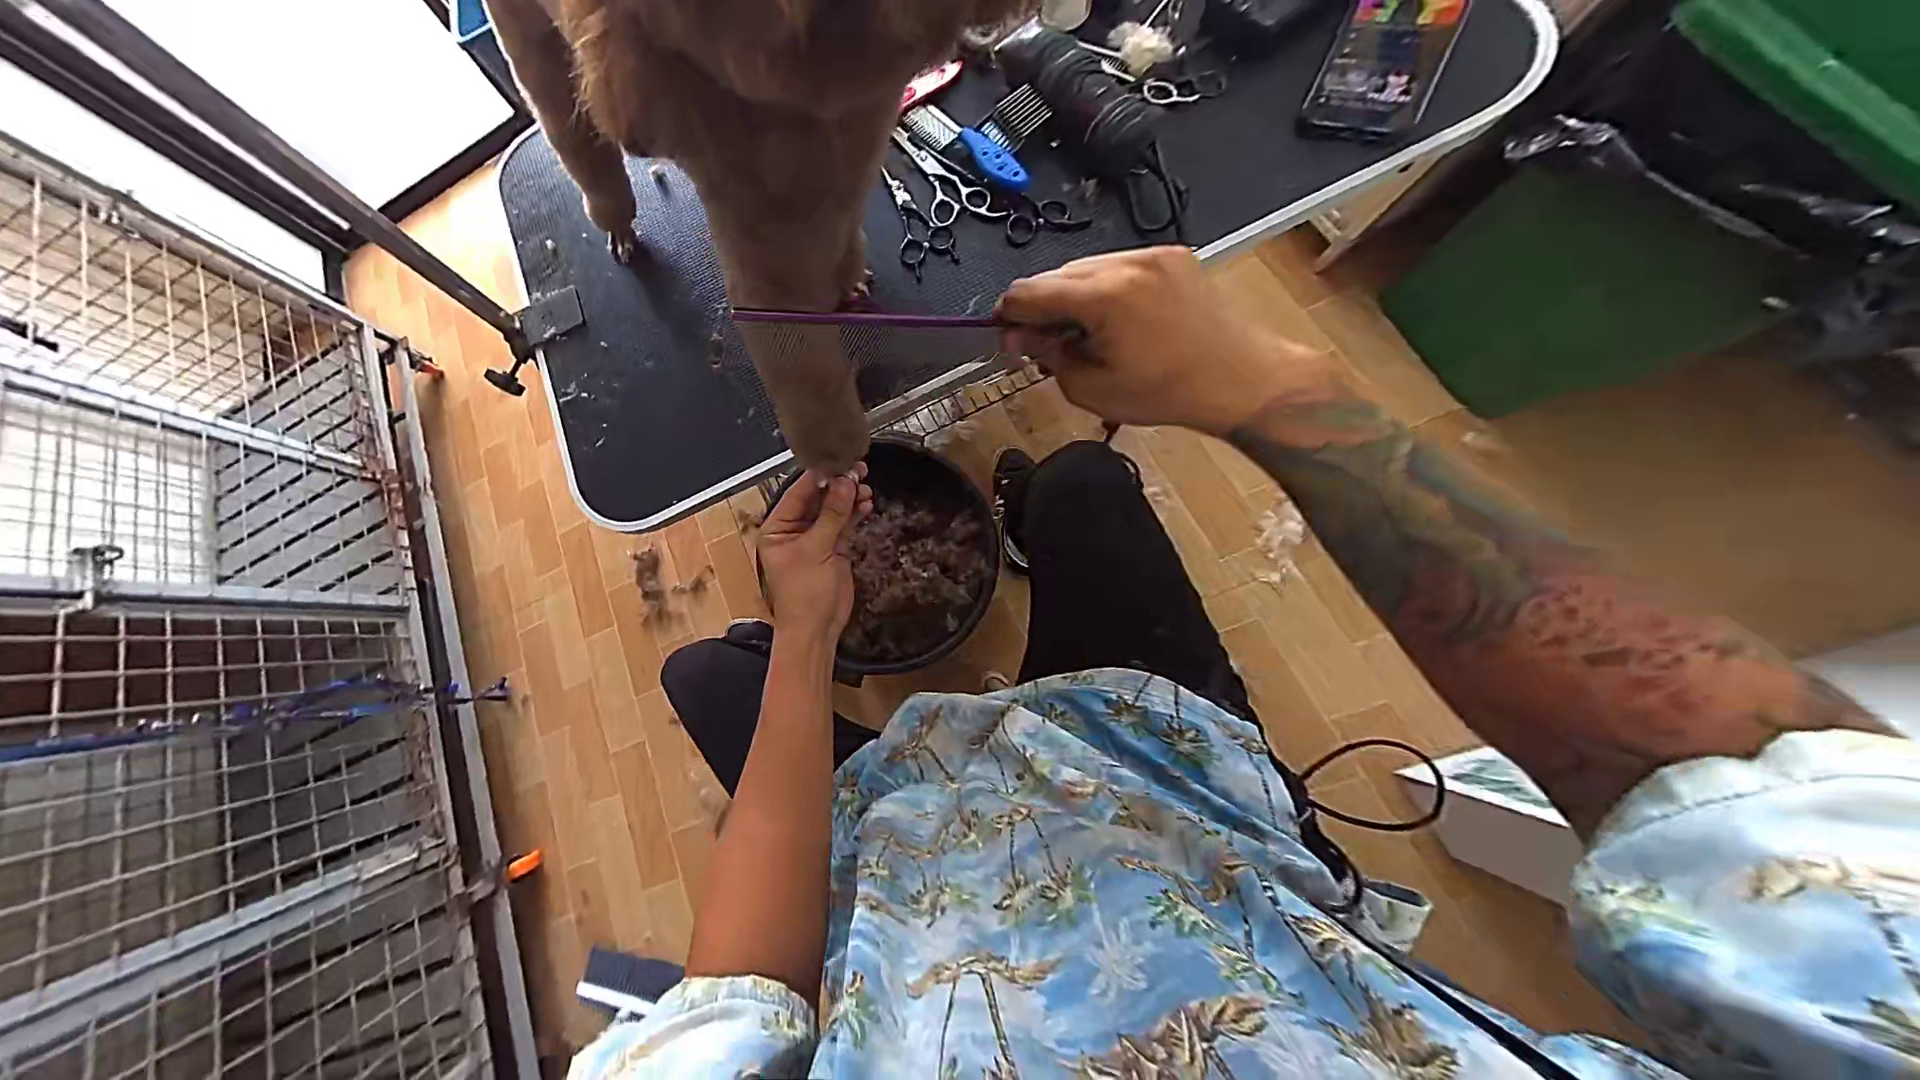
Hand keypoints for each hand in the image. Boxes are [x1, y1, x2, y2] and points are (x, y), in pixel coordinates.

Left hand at [757, 463, 873, 645]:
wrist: (817, 629)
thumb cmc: (804, 596)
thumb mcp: (817, 550)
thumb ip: (831, 515)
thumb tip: (844, 484)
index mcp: (777, 528)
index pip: (798, 493)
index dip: (820, 478)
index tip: (840, 464)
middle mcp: (793, 530)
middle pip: (817, 499)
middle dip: (838, 486)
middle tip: (858, 471)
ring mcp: (814, 539)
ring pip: (832, 510)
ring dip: (849, 498)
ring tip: (866, 488)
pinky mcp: (832, 548)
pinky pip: (843, 524)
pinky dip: (854, 513)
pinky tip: (866, 504)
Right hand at [996, 247, 1341, 434]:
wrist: (1241, 379)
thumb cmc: (1167, 393)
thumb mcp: (1091, 389)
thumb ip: (1046, 357)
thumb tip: (1018, 336)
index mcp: (1104, 295)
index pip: (1029, 291)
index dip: (1008, 314)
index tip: (1005, 334)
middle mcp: (1126, 261)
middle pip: (1055, 274)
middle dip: (1041, 307)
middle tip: (1044, 344)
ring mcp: (1152, 254)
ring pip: (1085, 267)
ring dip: (1071, 297)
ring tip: (1084, 335)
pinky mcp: (1171, 256)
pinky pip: (1117, 266)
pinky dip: (1103, 289)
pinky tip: (1113, 321)